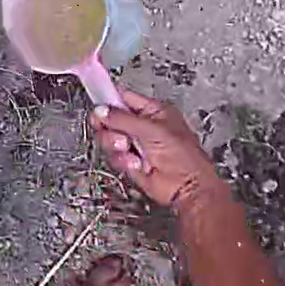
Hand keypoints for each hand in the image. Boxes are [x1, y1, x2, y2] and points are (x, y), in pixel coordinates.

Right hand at [89, 90, 219, 208]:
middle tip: (117, 133)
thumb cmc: (184, 157)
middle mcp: (142, 125)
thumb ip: (123, 119)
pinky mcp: (130, 160)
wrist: (187, 188)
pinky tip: (136, 163)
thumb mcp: (152, 130)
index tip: (97, 103)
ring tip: (129, 149)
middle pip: (110, 118)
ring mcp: (135, 143)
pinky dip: (122, 160)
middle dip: (110, 127)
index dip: (108, 99)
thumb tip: (101, 110)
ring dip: (116, 145)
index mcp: (152, 110)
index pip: (123, 97)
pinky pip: (114, 156)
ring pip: (108, 137)